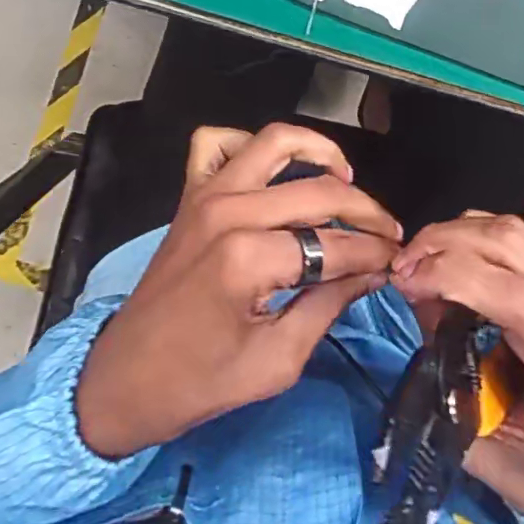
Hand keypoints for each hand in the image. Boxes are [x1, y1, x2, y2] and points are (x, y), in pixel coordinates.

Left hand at [75, 124, 401, 458]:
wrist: (126, 375)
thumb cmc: (200, 382)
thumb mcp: (278, 359)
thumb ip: (330, 305)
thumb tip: (374, 271)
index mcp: (248, 258)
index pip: (335, 244)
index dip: (376, 254)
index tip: (397, 263)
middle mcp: (228, 211)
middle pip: (317, 190)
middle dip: (365, 211)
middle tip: (387, 235)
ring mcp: (205, 194)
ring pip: (272, 142)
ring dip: (317, 153)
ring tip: (344, 180)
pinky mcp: (189, 194)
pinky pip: (216, 143)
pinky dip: (248, 145)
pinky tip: (271, 172)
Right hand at [392, 213, 523, 518]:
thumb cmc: (519, 467)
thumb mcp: (470, 442)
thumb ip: (445, 370)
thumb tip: (419, 294)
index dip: (460, 278)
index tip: (408, 280)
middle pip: (518, 256)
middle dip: (445, 248)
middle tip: (402, 267)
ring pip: (516, 237)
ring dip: (453, 236)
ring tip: (417, 260)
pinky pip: (517, 237)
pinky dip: (469, 235)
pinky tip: (443, 257)